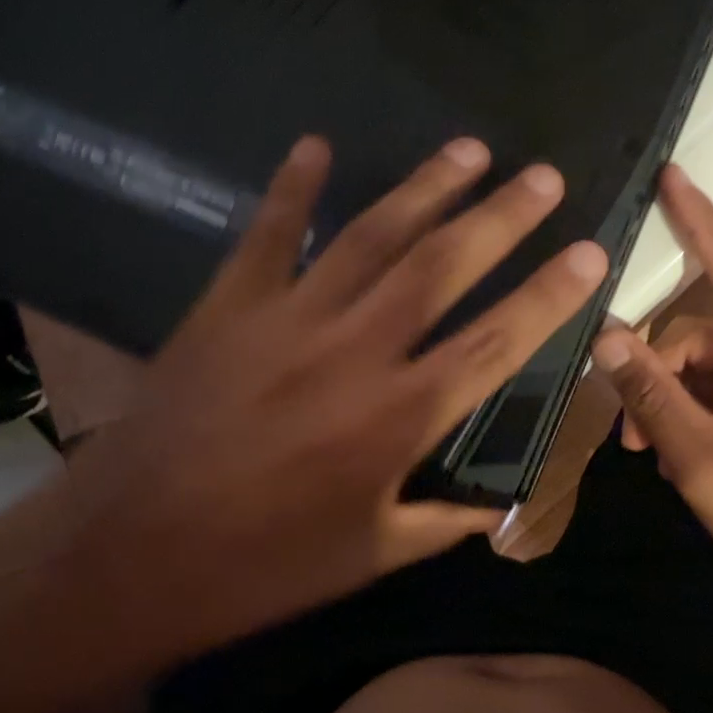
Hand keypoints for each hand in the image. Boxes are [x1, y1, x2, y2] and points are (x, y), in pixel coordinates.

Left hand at [65, 136, 606, 660]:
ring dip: (426, 188)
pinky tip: (316, 145)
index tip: (591, 253)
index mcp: (398, 418)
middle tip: (546, 177)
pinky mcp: (225, 310)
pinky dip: (292, 189)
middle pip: (441, 268)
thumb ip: (443, 523)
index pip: (495, 341)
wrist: (121, 559)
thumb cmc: (261, 567)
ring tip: (472, 149)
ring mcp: (286, 322)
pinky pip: (266, 237)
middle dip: (502, 218)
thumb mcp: (370, 556)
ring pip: (370, 238)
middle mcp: (353, 354)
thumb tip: (501, 515)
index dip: (549, 295)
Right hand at [591, 166, 712, 606]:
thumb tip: (606, 334)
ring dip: (666, 401)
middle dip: (657, 374)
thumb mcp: (698, 457)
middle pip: (700, 332)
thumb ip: (651, 392)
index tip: (672, 174)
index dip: (700, 222)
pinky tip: (673, 456)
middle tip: (627, 428)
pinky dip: (686, 414)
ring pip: (700, 363)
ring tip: (650, 453)